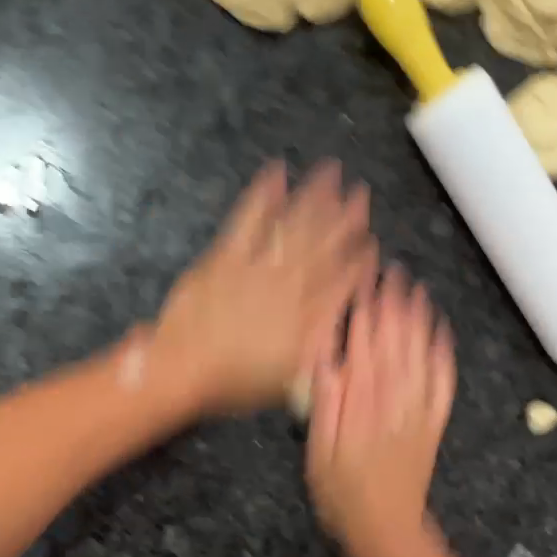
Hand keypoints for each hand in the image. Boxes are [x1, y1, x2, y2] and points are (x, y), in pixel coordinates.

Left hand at [148, 161, 377, 413]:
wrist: (184, 369)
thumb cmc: (234, 383)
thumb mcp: (288, 380)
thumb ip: (318, 350)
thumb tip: (338, 327)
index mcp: (307, 318)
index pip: (344, 282)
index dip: (360, 261)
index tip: (372, 244)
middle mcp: (290, 286)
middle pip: (325, 245)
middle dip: (346, 218)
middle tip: (361, 194)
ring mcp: (258, 266)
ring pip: (295, 226)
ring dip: (315, 198)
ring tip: (331, 173)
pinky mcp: (226, 255)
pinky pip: (250, 218)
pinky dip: (264, 193)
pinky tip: (277, 173)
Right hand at [305, 268, 455, 554]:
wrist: (385, 531)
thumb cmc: (343, 495)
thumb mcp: (320, 451)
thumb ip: (325, 403)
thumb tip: (326, 358)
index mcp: (362, 404)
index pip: (363, 345)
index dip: (364, 310)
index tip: (361, 280)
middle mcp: (394, 401)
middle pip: (395, 343)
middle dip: (393, 305)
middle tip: (391, 271)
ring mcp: (417, 412)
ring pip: (421, 356)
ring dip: (420, 321)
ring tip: (416, 290)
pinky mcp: (433, 426)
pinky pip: (443, 385)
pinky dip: (444, 357)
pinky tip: (442, 335)